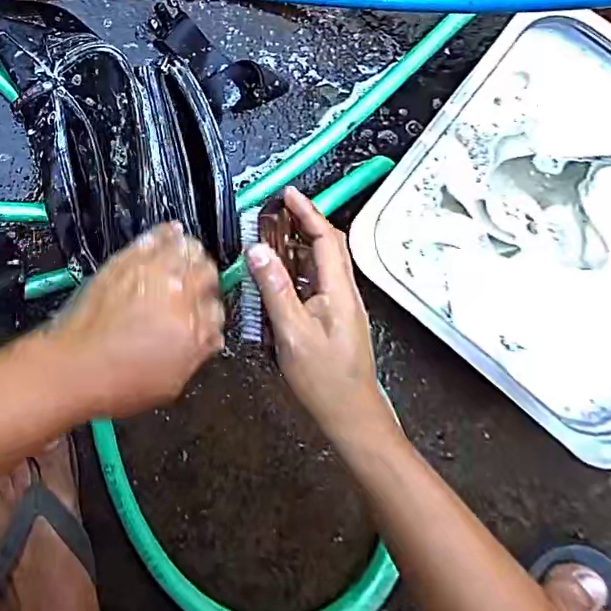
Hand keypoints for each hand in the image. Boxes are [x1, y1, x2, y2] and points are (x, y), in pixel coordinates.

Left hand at [46, 221, 223, 417]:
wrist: (75, 365)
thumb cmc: (120, 381)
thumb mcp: (171, 381)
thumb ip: (196, 354)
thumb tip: (212, 337)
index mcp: (192, 327)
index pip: (217, 309)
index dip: (211, 313)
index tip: (204, 316)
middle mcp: (177, 293)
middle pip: (207, 272)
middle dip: (206, 281)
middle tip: (197, 287)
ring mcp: (150, 272)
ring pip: (186, 248)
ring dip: (191, 253)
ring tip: (189, 257)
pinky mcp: (126, 260)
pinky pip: (153, 238)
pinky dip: (166, 233)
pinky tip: (172, 232)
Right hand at [247, 186, 396, 444]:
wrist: (352, 416)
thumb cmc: (327, 382)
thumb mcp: (293, 334)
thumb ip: (275, 290)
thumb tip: (258, 252)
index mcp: (339, 291)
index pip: (325, 238)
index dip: (307, 211)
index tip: (288, 194)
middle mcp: (343, 293)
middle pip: (328, 244)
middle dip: (304, 220)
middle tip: (278, 208)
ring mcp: (339, 304)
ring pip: (321, 261)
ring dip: (299, 242)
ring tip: (272, 234)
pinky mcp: (332, 315)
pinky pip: (315, 278)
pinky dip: (297, 265)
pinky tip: (279, 272)